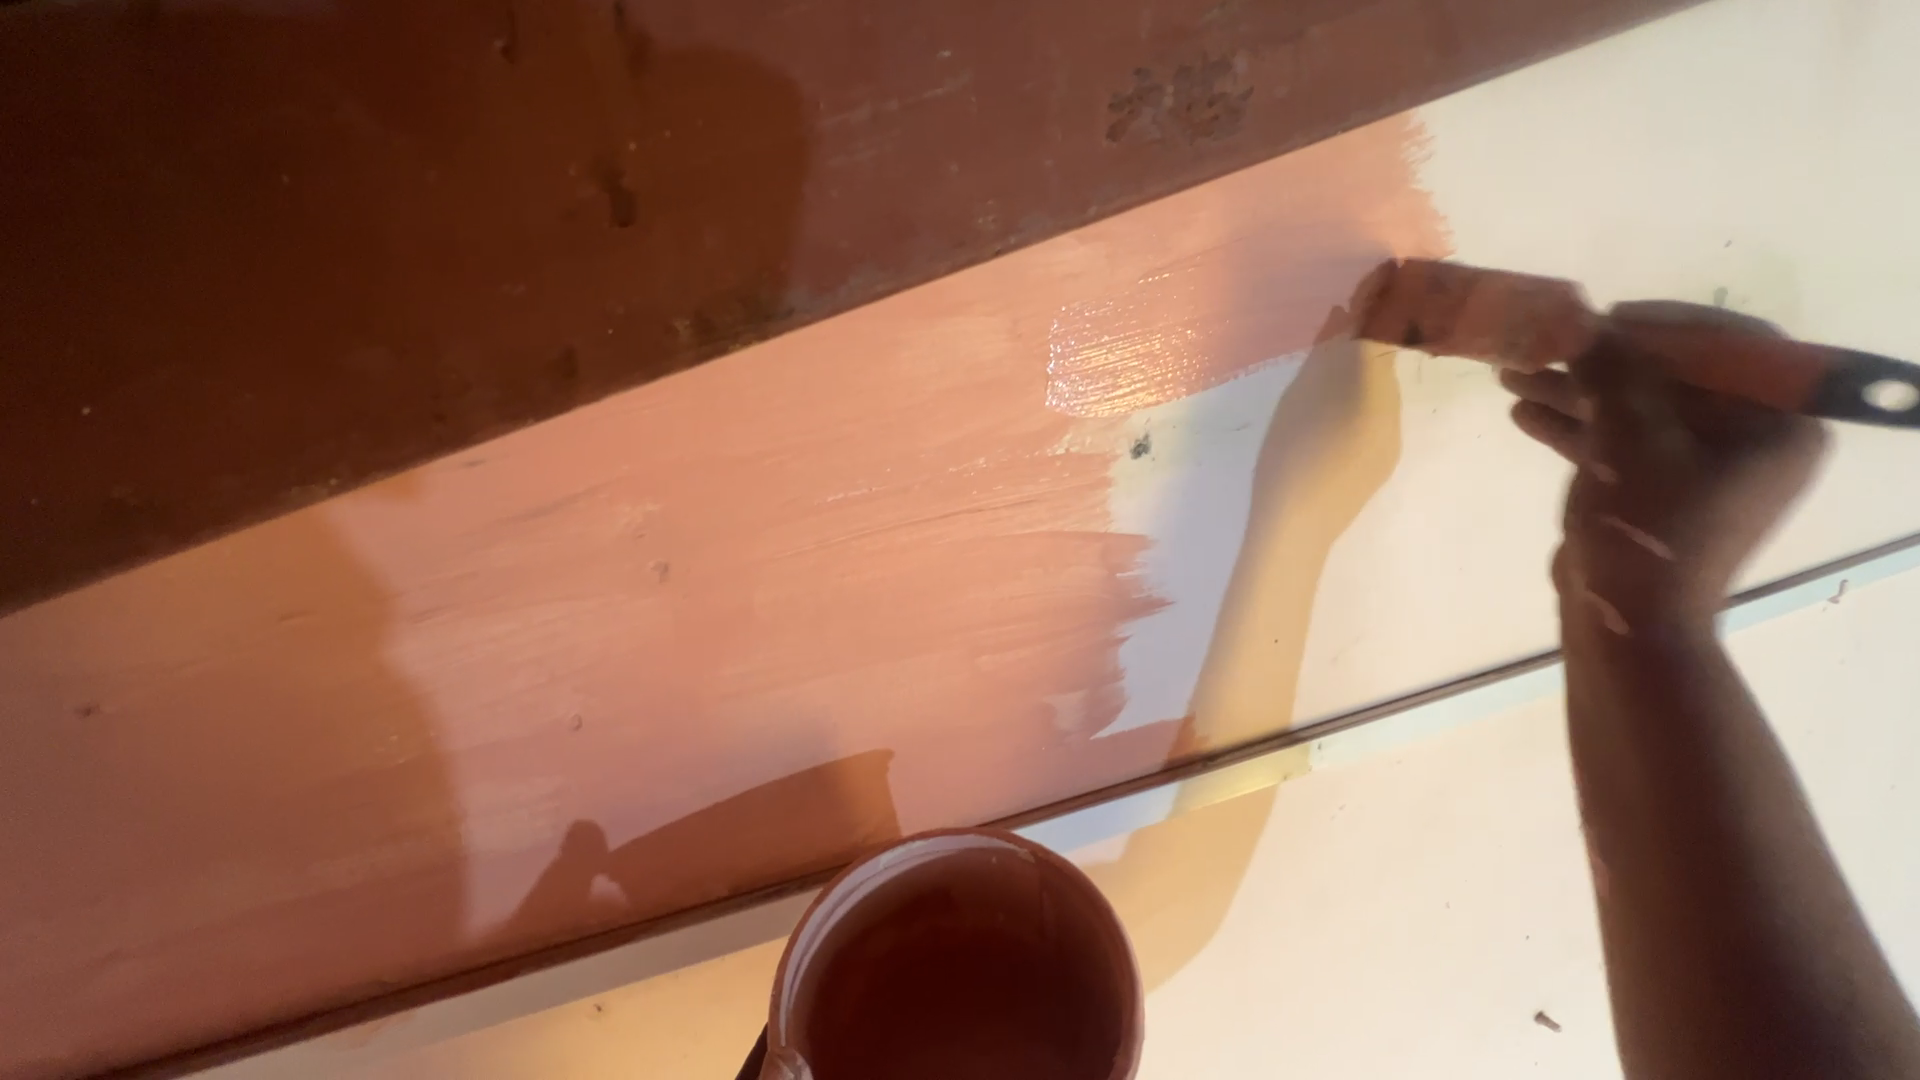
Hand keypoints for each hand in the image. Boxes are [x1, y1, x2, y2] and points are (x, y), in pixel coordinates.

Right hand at [1501, 303, 1828, 633]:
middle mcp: (1745, 439)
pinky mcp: (1655, 488)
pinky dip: (1574, 427)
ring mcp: (1697, 466)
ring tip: (1512, 377)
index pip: (1729, 349)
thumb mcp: (1629, 440)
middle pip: (1670, 379)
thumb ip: (1614, 375)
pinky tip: (1524, 415)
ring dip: (1574, 393)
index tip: (1600, 318)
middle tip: (1541, 347)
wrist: (1627, 615)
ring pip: (1633, 410)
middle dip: (1599, 362)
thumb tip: (1586, 323)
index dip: (1663, 327)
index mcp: (1773, 425)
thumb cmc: (1646, 526)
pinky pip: (1618, 443)